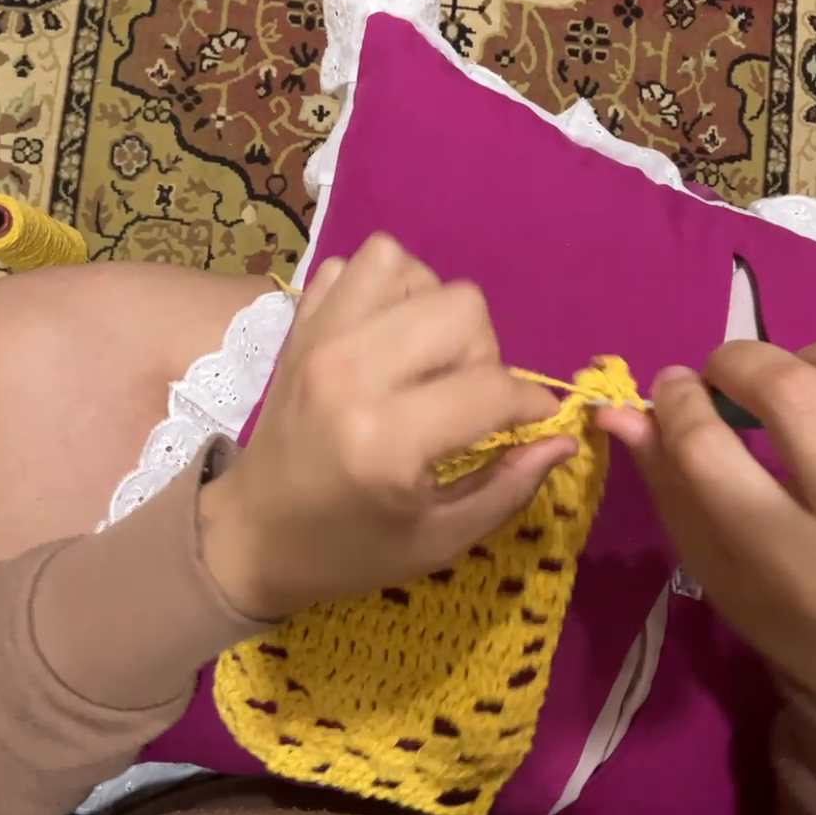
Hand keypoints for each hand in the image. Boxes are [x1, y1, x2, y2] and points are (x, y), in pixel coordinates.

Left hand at [201, 234, 577, 618]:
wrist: (250, 533)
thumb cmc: (347, 549)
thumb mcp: (437, 541)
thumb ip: (508, 487)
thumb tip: (565, 437)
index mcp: (385, 440)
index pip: (492, 387)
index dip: (532, 403)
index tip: (536, 419)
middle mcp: (351, 372)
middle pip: (460, 305)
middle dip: (485, 352)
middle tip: (467, 394)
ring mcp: (317, 338)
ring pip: (408, 266)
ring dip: (433, 308)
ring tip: (425, 358)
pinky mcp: (298, 324)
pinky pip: (356, 265)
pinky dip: (384, 289)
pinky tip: (385, 335)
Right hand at [599, 340, 815, 726]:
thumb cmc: (788, 610)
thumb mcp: (710, 560)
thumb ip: (666, 478)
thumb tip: (617, 407)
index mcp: (798, 566)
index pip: (712, 450)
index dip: (678, 401)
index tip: (674, 387)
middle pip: (797, 393)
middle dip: (741, 362)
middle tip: (728, 373)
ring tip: (808, 382)